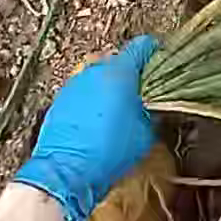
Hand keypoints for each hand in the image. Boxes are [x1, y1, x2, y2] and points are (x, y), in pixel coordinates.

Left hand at [13, 35, 157, 220]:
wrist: (63, 175)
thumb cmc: (108, 151)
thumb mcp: (145, 132)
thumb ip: (152, 109)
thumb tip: (156, 105)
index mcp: (120, 71)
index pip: (142, 46)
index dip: (155, 52)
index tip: (161, 60)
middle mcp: (96, 71)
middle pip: (119, 59)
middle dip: (131, 72)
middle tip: (142, 91)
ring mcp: (75, 84)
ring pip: (100, 75)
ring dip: (110, 86)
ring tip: (119, 107)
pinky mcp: (60, 101)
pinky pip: (83, 91)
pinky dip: (92, 99)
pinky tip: (98, 119)